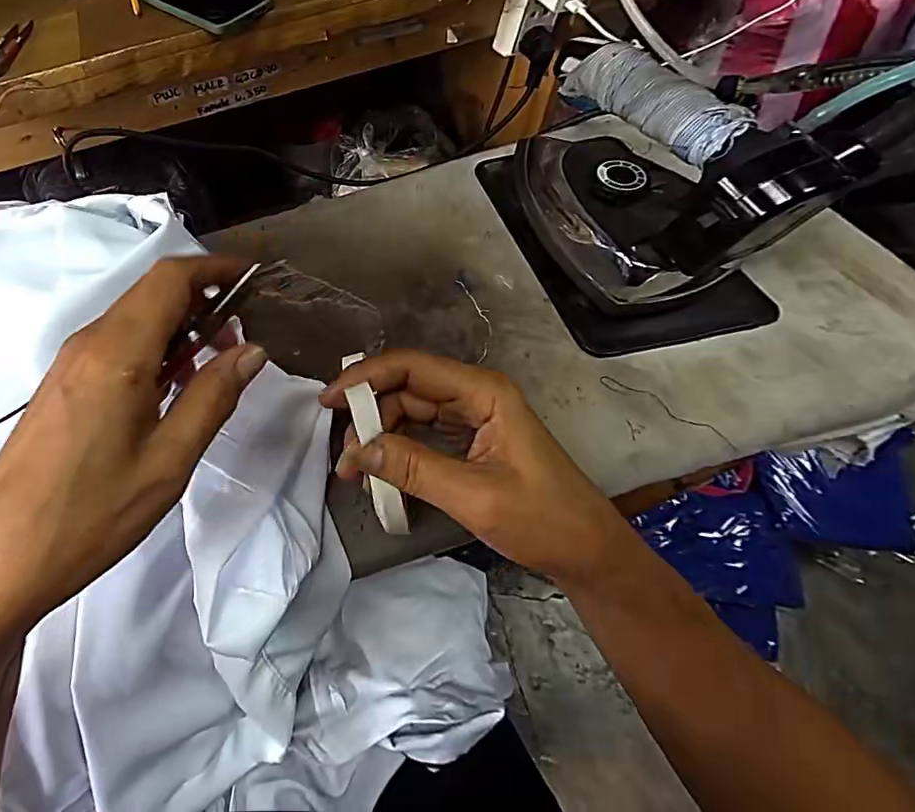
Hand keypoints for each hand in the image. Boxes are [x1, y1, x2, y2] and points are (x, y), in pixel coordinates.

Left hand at [0, 255, 268, 639]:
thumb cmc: (93, 514)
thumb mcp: (171, 459)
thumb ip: (214, 395)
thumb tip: (254, 349)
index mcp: (117, 355)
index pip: (170, 278)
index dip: (216, 268)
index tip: (255, 281)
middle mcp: (88, 345)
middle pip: (153, 291)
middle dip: (205, 298)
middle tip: (244, 336)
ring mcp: (69, 364)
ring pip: (136, 315)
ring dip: (182, 323)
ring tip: (217, 363)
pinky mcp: (62, 385)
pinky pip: (118, 341)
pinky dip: (158, 344)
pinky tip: (176, 386)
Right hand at [320, 350, 643, 589]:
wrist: (585, 547)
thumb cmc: (541, 518)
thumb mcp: (474, 495)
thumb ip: (413, 468)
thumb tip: (358, 450)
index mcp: (484, 392)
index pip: (412, 367)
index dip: (366, 377)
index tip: (329, 402)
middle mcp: (478, 395)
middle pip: (409, 387)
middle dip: (370, 414)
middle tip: (344, 456)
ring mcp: (477, 417)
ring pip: (414, 410)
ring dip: (382, 434)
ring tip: (356, 470)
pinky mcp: (474, 440)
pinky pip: (426, 433)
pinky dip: (400, 448)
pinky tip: (381, 470)